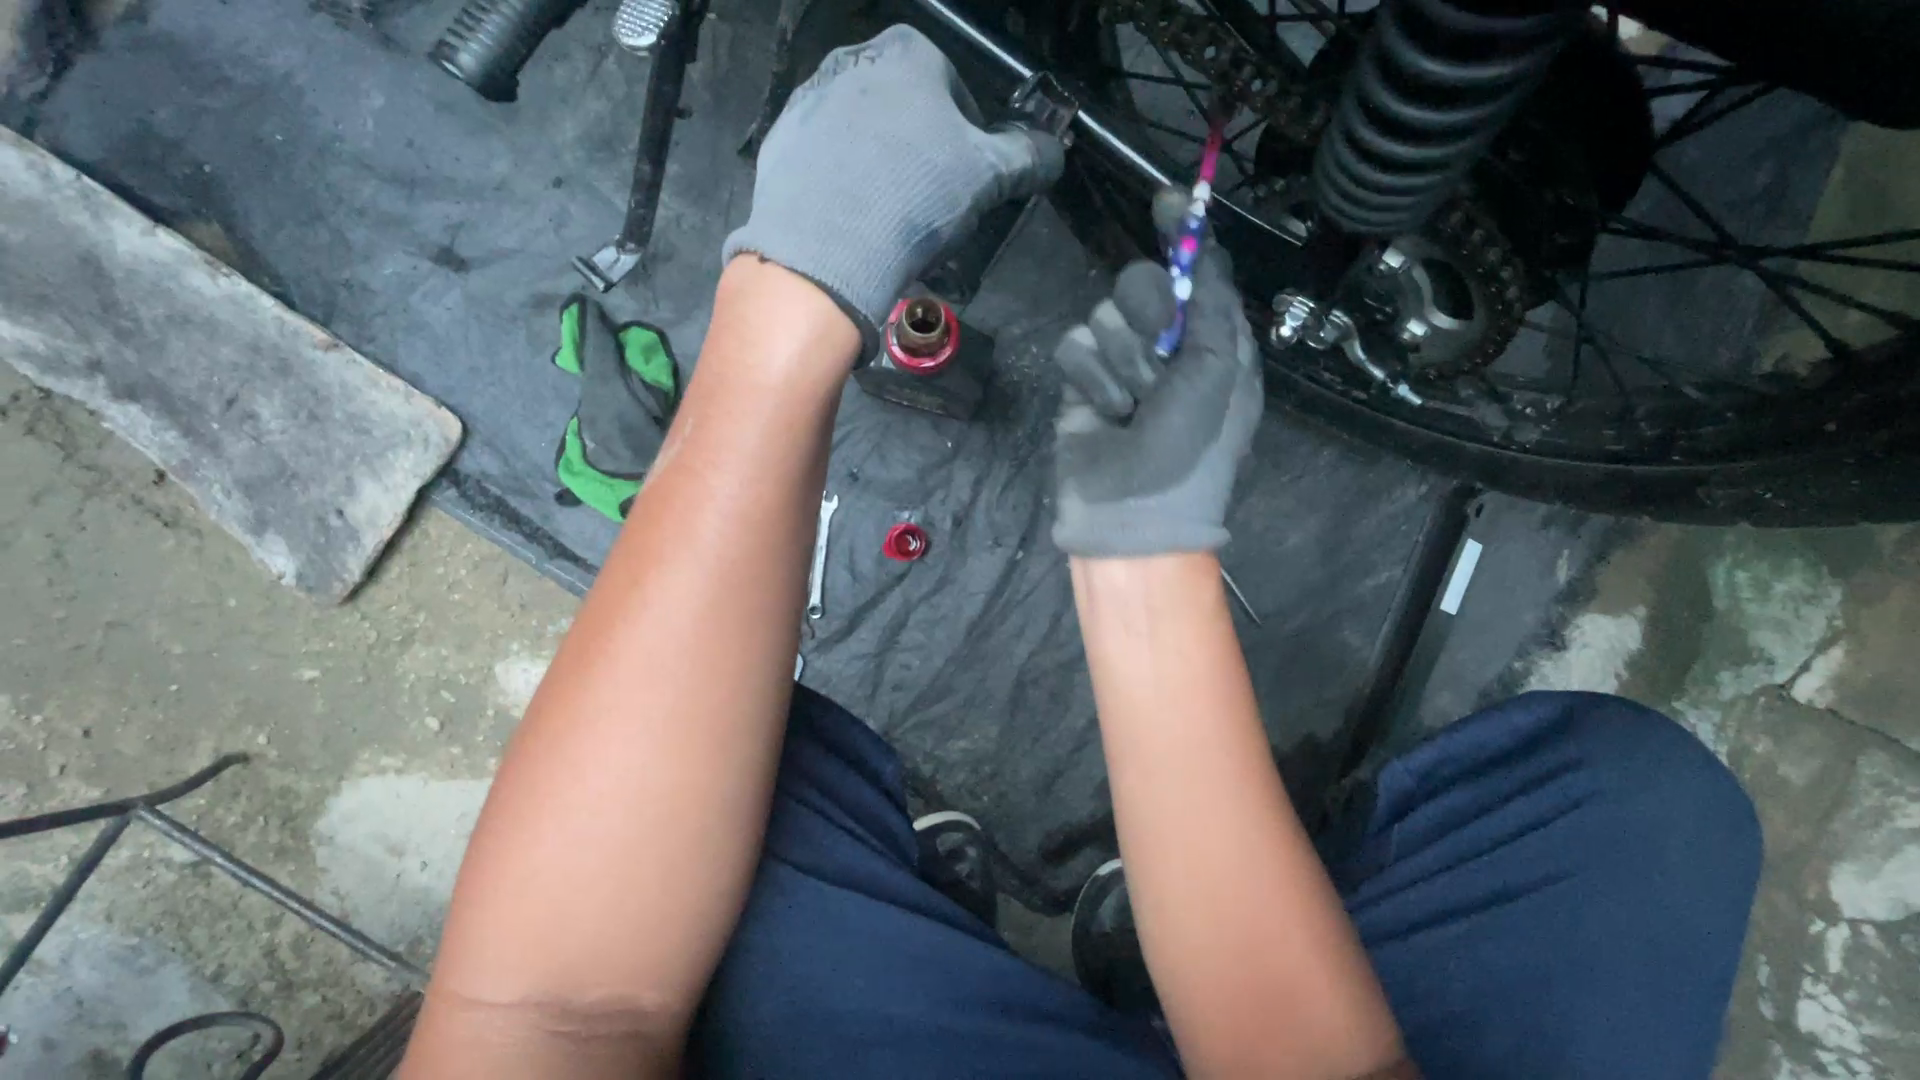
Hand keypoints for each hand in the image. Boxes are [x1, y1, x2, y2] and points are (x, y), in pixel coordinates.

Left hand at [722, 25, 1064, 343]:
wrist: (828, 247)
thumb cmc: (916, 197)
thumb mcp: (988, 177)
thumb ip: (1027, 157)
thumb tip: (1054, 152)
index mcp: (908, 53)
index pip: (952, 86)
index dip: (965, 133)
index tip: (964, 174)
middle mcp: (852, 61)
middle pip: (901, 106)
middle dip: (917, 147)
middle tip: (927, 200)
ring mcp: (809, 100)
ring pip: (859, 132)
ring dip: (877, 164)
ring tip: (887, 216)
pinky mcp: (781, 143)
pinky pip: (822, 159)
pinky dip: (839, 182)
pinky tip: (852, 220)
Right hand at [1051, 189, 1262, 557]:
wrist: (1135, 509)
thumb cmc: (1194, 445)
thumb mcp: (1222, 370)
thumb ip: (1212, 301)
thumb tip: (1201, 242)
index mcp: (1211, 339)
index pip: (1195, 269)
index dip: (1180, 234)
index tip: (1161, 201)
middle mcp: (1164, 343)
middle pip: (1142, 280)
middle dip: (1150, 314)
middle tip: (1159, 357)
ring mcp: (1118, 361)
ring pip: (1105, 311)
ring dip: (1124, 362)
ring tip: (1133, 406)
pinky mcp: (1079, 379)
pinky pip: (1074, 342)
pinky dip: (1092, 377)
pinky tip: (1106, 412)